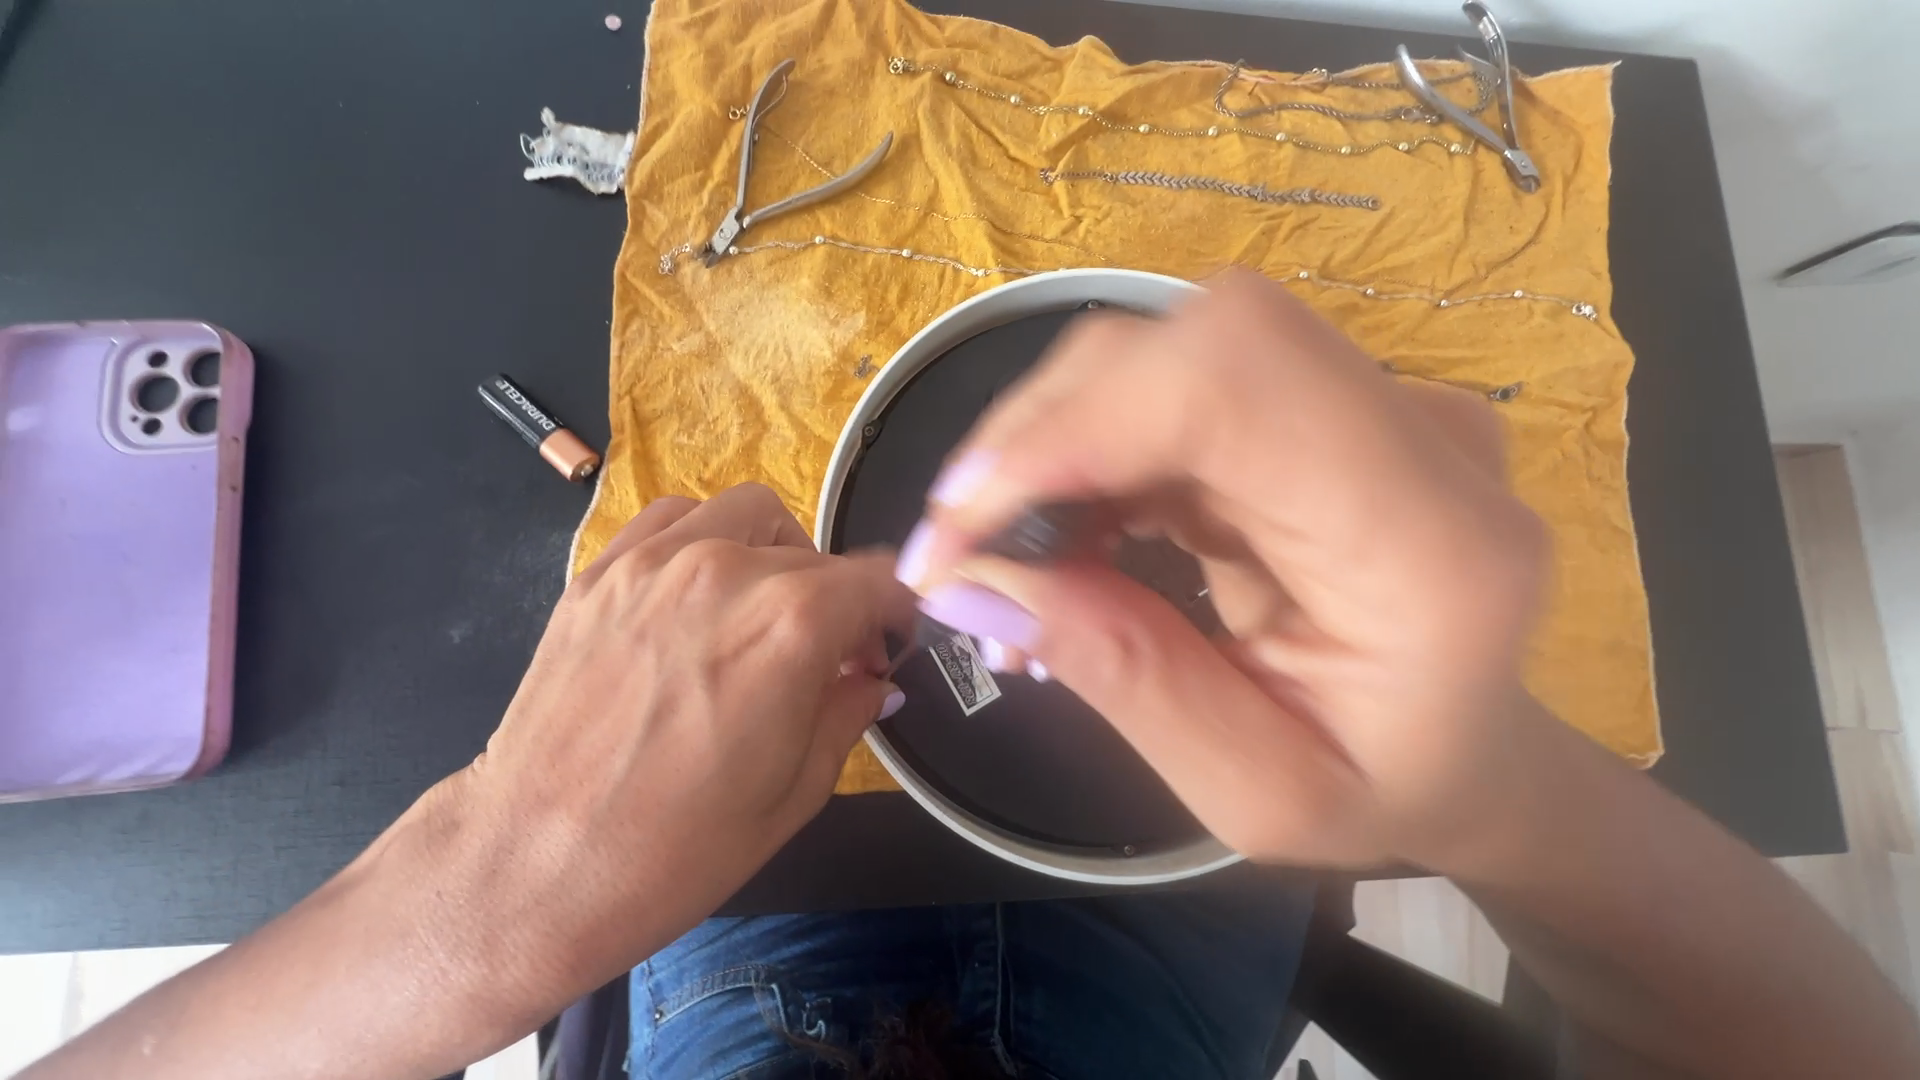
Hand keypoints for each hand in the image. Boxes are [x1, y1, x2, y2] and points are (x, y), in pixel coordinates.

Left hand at [409, 483, 912, 1000]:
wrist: (531, 869)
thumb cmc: (679, 850)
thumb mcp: (798, 792)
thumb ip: (850, 711)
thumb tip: (872, 678)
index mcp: (792, 626)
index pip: (877, 580)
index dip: (898, 612)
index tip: (889, 646)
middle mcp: (729, 572)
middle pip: (819, 557)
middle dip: (842, 602)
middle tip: (829, 656)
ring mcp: (655, 563)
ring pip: (751, 514)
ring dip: (780, 554)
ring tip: (766, 611)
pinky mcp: (600, 573)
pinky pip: (674, 519)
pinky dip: (707, 540)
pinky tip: (701, 592)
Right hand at [898, 271, 1548, 870]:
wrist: (1464, 749)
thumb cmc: (1380, 792)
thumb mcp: (1252, 791)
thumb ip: (1122, 677)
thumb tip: (972, 580)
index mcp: (1431, 540)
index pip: (1233, 382)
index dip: (1075, 425)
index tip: (964, 522)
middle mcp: (1409, 435)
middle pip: (1184, 346)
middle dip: (1037, 434)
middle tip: (955, 549)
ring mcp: (1359, 403)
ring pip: (1155, 356)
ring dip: (1045, 447)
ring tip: (999, 558)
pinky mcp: (1301, 405)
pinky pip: (1157, 390)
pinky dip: (1075, 455)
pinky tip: (1051, 534)